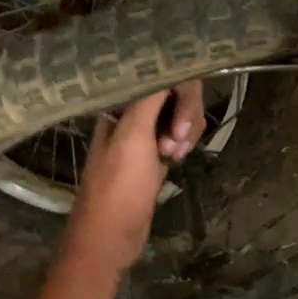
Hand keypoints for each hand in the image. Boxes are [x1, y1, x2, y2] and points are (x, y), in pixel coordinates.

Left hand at [64, 82, 204, 271]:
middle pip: (177, 90)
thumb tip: (170, 61)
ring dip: (186, 130)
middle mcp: (134, 109)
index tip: (179, 117)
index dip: (179, 89)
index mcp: (122, 100)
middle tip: (174, 143)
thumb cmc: (118, 185)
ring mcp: (146, 130)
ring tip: (173, 155)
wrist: (111, 238)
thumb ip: (152, 96)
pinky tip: (177, 159)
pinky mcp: (157, 149)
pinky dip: (185, 141)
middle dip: (184, 114)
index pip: (161, 72)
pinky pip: (182, 131)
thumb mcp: (134, 135)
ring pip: (183, 112)